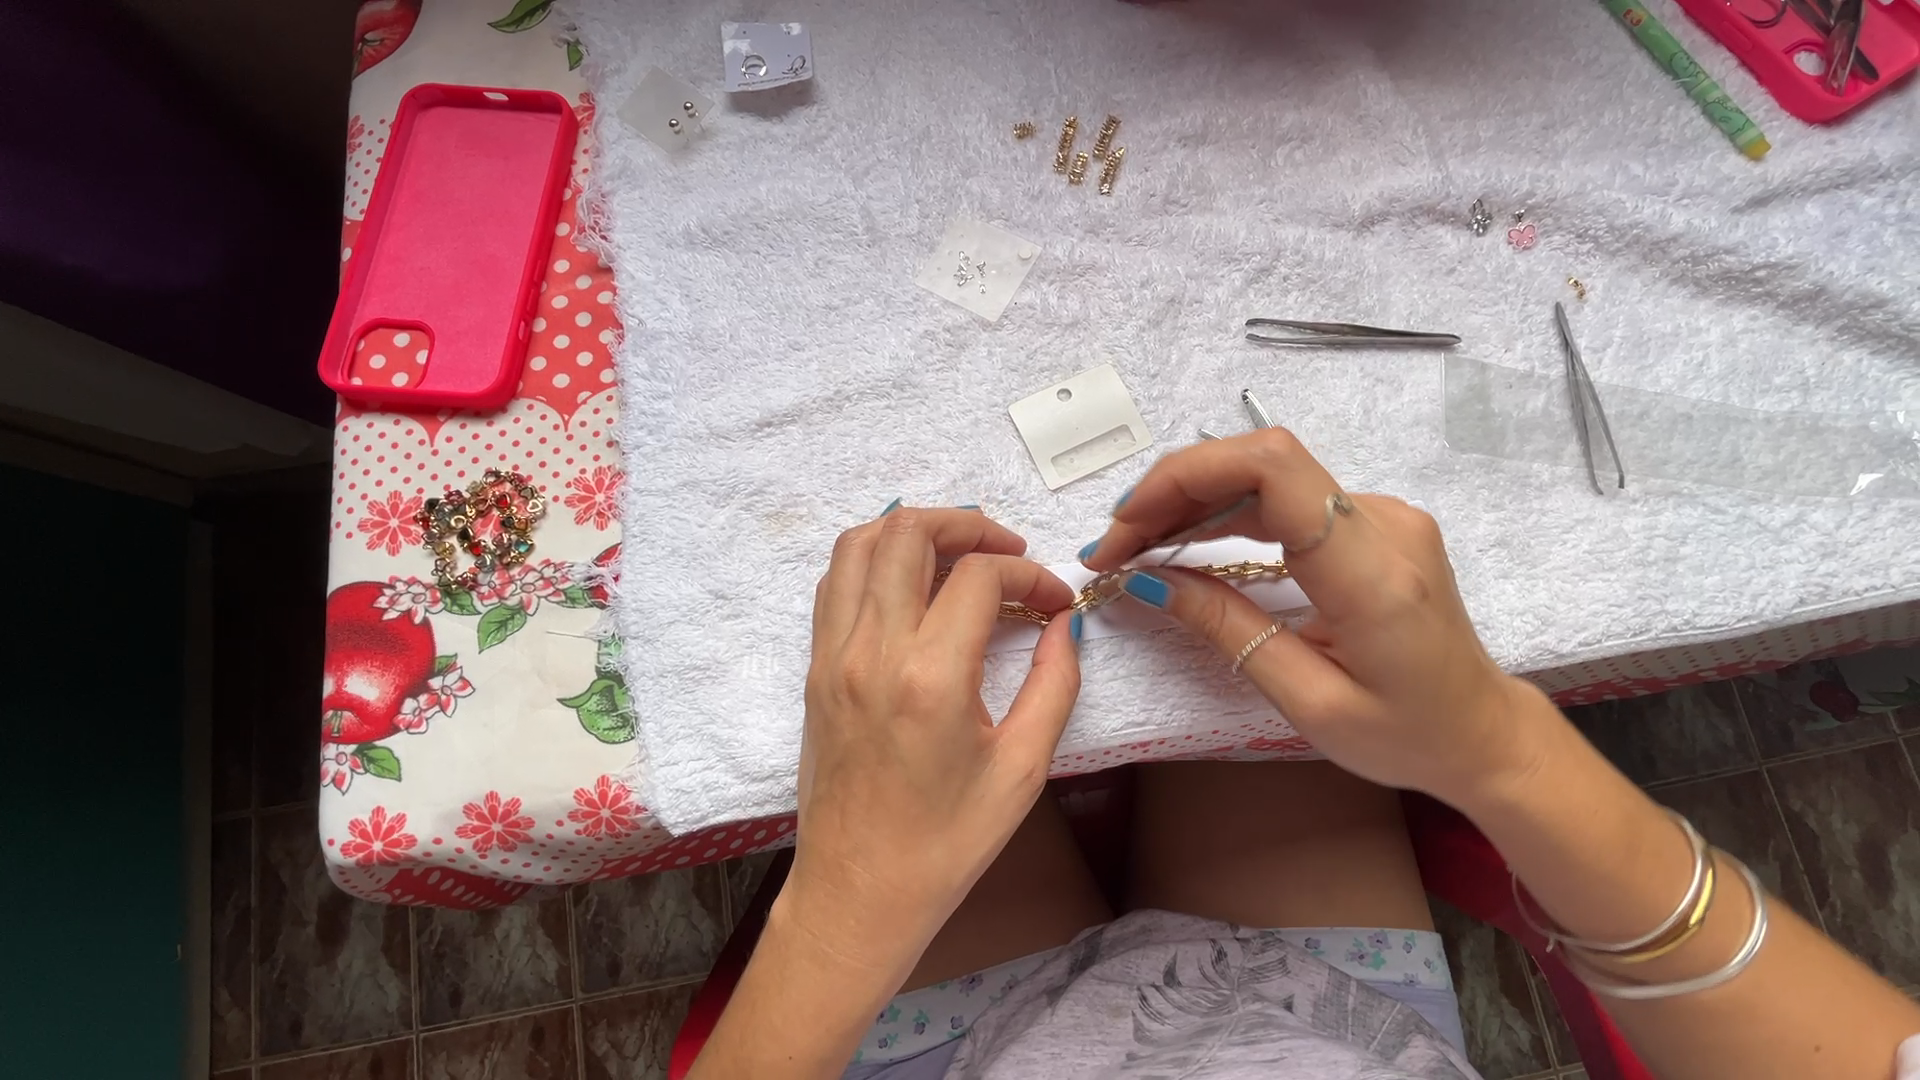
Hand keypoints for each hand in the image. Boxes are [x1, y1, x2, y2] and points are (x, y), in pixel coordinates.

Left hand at [789, 505, 1082, 989]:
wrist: (857, 893)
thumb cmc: (946, 842)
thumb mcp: (1022, 769)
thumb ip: (1054, 683)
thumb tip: (1066, 623)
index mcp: (929, 676)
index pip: (981, 576)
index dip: (1030, 574)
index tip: (1055, 600)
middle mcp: (871, 649)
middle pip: (908, 531)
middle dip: (967, 523)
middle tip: (1007, 550)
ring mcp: (831, 654)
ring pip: (860, 543)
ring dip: (914, 530)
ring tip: (959, 553)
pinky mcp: (813, 666)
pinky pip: (836, 581)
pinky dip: (874, 558)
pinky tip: (910, 581)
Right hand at [1078, 429, 1540, 803]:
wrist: (1485, 732)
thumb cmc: (1404, 734)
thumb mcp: (1306, 700)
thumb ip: (1226, 629)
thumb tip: (1145, 581)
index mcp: (1371, 573)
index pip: (1273, 470)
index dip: (1187, 477)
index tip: (1127, 526)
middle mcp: (1381, 521)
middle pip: (1258, 461)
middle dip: (1171, 491)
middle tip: (1112, 546)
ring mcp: (1378, 513)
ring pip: (1263, 474)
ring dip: (1188, 500)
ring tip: (1132, 545)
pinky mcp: (1367, 520)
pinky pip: (1280, 496)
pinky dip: (1220, 511)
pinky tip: (1182, 540)